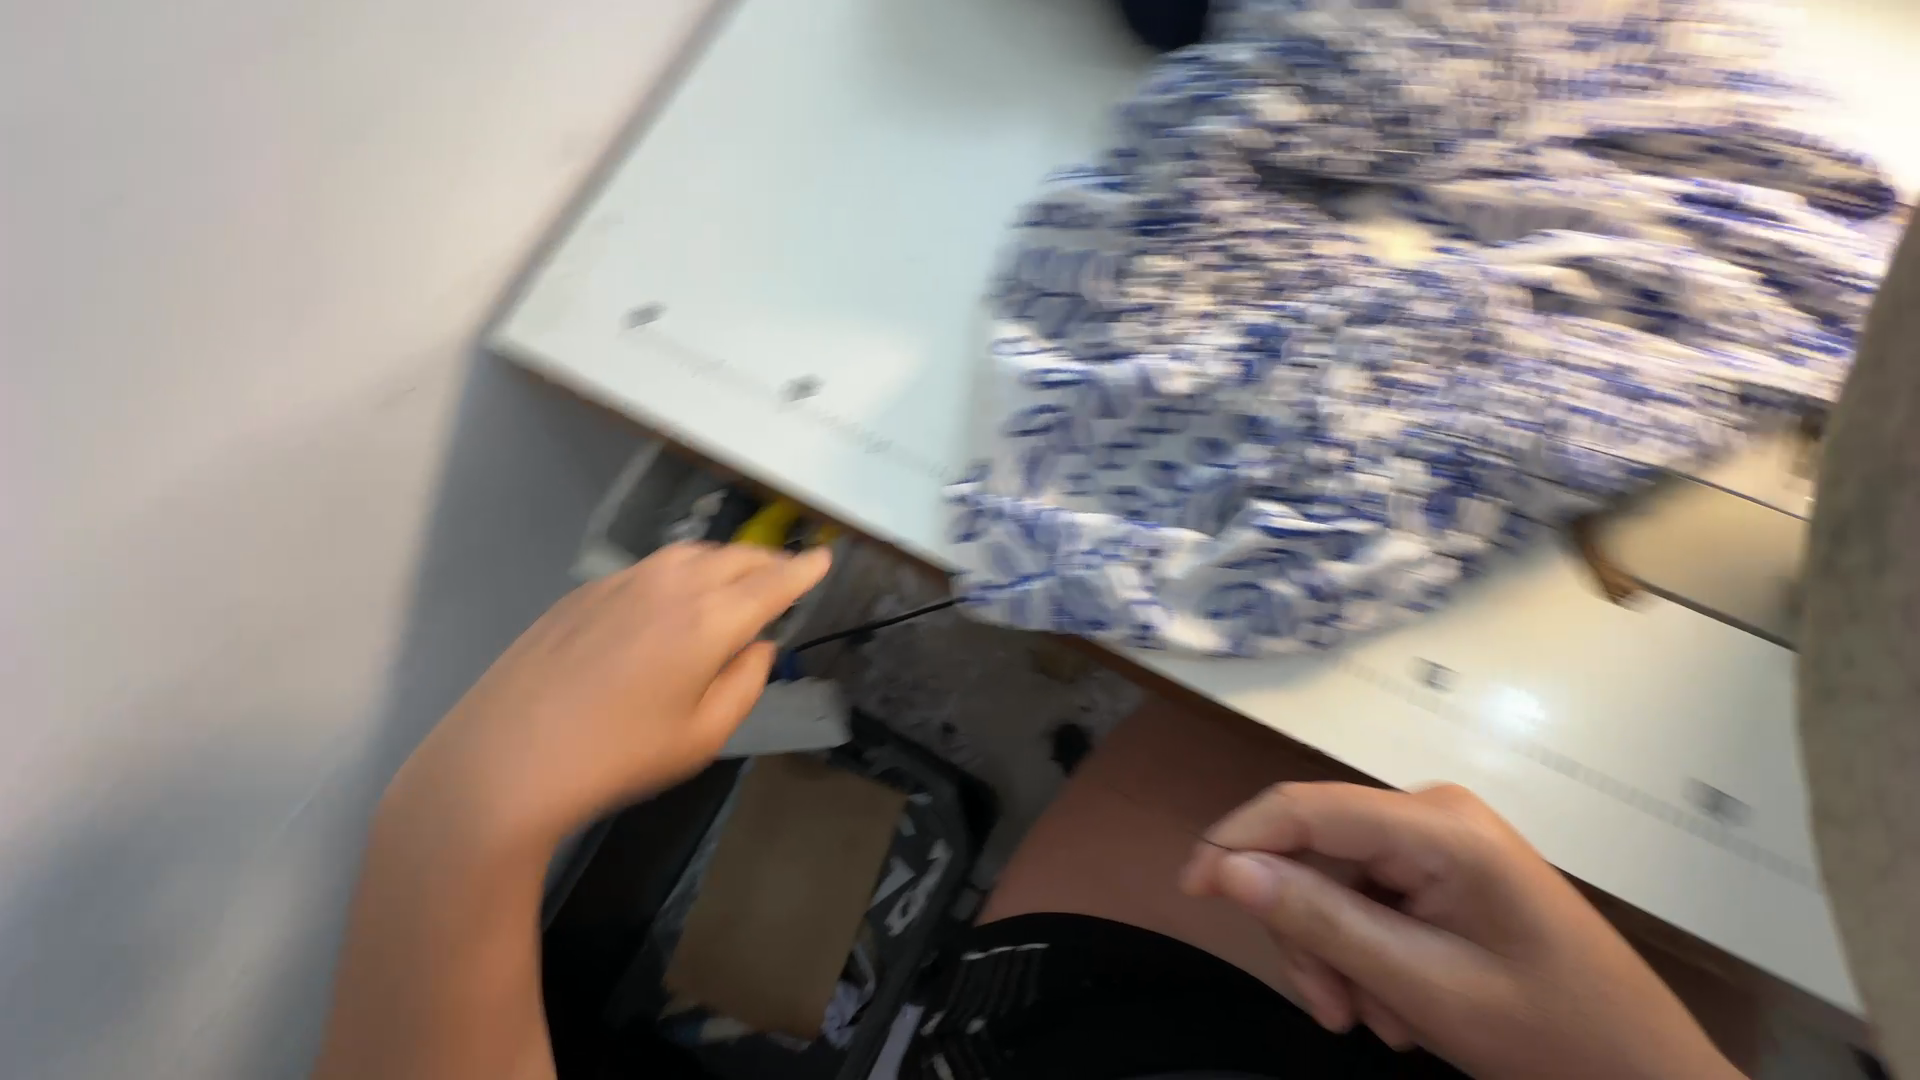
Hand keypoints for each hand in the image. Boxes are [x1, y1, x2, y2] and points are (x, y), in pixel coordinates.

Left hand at [390, 542, 831, 848]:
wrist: (504, 760)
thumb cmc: (619, 756)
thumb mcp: (705, 735)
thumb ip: (746, 682)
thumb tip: (759, 646)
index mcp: (711, 619)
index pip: (774, 582)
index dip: (804, 570)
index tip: (825, 557)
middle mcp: (672, 585)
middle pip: (736, 557)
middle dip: (769, 561)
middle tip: (787, 572)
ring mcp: (623, 581)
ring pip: (692, 555)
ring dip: (726, 560)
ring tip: (738, 579)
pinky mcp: (586, 592)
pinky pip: (653, 567)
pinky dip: (683, 571)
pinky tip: (675, 598)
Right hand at [1181, 782, 1741, 1079]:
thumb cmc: (1556, 1039)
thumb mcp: (1426, 988)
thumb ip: (1321, 922)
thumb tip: (1227, 871)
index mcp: (1437, 825)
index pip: (1303, 808)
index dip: (1236, 840)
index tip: (1192, 890)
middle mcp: (1429, 810)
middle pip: (1315, 851)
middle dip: (1307, 930)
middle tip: (1328, 1009)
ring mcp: (1435, 836)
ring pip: (1332, 880)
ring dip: (1334, 950)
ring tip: (1369, 1019)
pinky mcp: (1437, 864)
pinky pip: (1363, 894)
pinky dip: (1360, 950)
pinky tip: (1393, 1003)